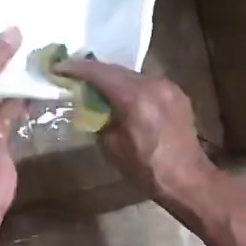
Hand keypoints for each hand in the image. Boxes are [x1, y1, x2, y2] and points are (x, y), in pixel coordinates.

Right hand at [54, 58, 216, 206]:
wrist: (187, 179)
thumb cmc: (146, 169)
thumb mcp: (112, 147)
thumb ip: (100, 119)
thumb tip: (92, 107)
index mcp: (135, 98)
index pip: (100, 73)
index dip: (76, 68)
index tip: (58, 66)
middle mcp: (154, 85)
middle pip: (117, 70)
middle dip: (93, 71)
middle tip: (73, 73)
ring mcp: (169, 87)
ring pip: (133, 75)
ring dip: (114, 79)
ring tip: (96, 85)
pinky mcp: (178, 94)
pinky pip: (148, 84)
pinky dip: (132, 87)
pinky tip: (123, 96)